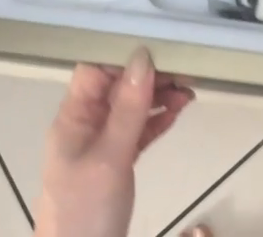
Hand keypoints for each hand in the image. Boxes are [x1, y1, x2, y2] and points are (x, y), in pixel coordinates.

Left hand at [35, 49, 195, 236]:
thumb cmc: (86, 211)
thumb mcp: (110, 158)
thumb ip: (128, 108)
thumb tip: (144, 56)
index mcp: (72, 118)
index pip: (95, 70)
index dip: (124, 57)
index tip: (159, 50)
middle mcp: (85, 125)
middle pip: (117, 86)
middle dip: (149, 76)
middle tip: (185, 72)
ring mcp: (100, 145)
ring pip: (131, 108)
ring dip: (158, 97)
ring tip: (189, 93)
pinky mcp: (116, 164)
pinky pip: (138, 131)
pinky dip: (157, 121)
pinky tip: (177, 113)